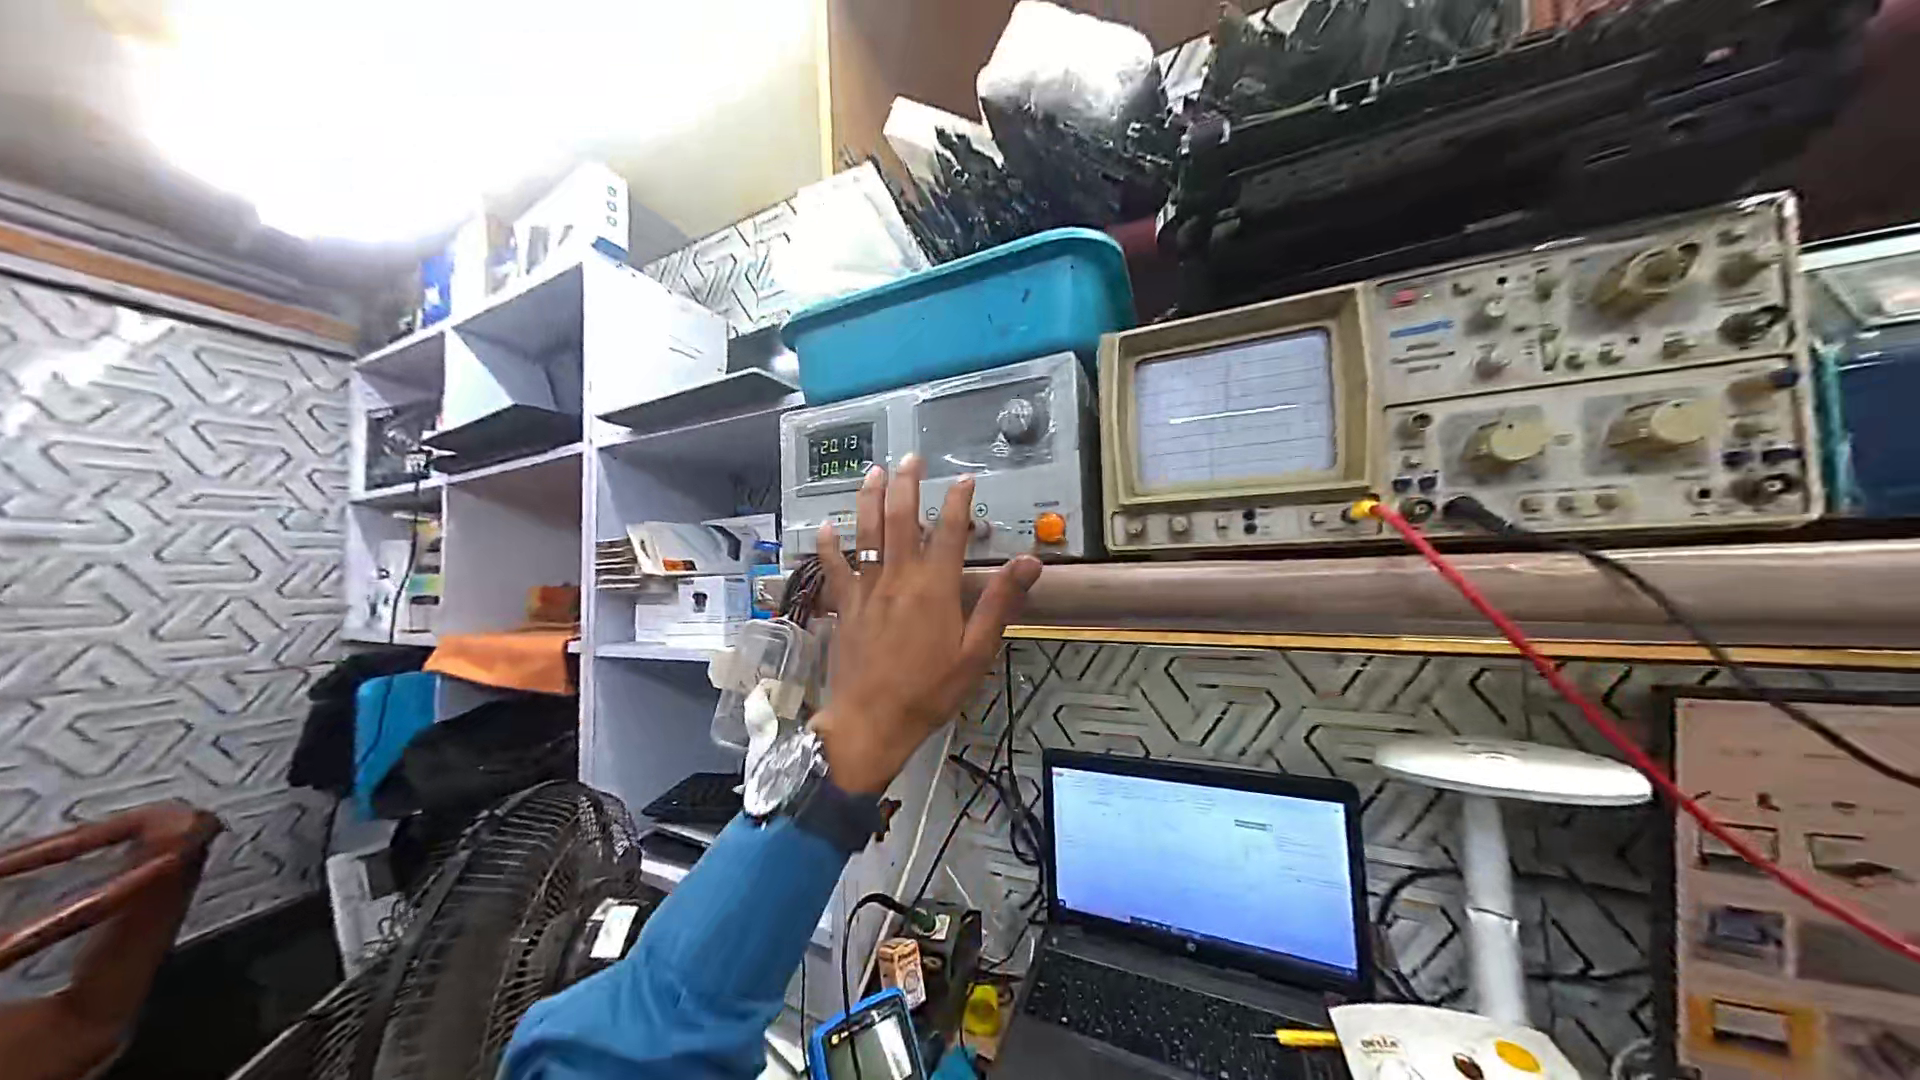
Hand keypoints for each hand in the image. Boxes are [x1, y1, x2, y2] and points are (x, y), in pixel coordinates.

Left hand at [811, 455, 1042, 793]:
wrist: (873, 721)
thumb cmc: (930, 690)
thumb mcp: (976, 652)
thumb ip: (999, 603)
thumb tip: (1028, 562)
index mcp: (934, 587)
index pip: (948, 531)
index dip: (957, 501)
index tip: (964, 480)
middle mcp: (898, 578)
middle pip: (899, 519)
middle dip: (906, 484)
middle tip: (910, 458)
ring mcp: (867, 589)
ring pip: (865, 533)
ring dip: (868, 499)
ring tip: (873, 471)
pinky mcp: (845, 606)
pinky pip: (834, 568)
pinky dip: (828, 545)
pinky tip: (824, 527)